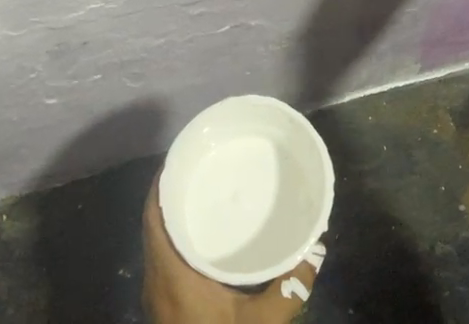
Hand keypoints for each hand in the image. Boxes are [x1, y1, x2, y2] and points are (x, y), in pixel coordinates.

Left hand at [142, 177, 321, 323]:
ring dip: (172, 221)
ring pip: (157, 245)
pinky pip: (163, 262)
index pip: (153, 216)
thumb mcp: (262, 322)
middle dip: (170, 197)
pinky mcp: (164, 310)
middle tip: (199, 172)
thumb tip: (316, 250)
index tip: (180, 160)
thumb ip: (290, 287)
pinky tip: (202, 242)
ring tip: (202, 197)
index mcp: (169, 273)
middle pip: (153, 226)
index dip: (161, 185)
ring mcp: (157, 297)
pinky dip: (176, 244)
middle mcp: (155, 280)